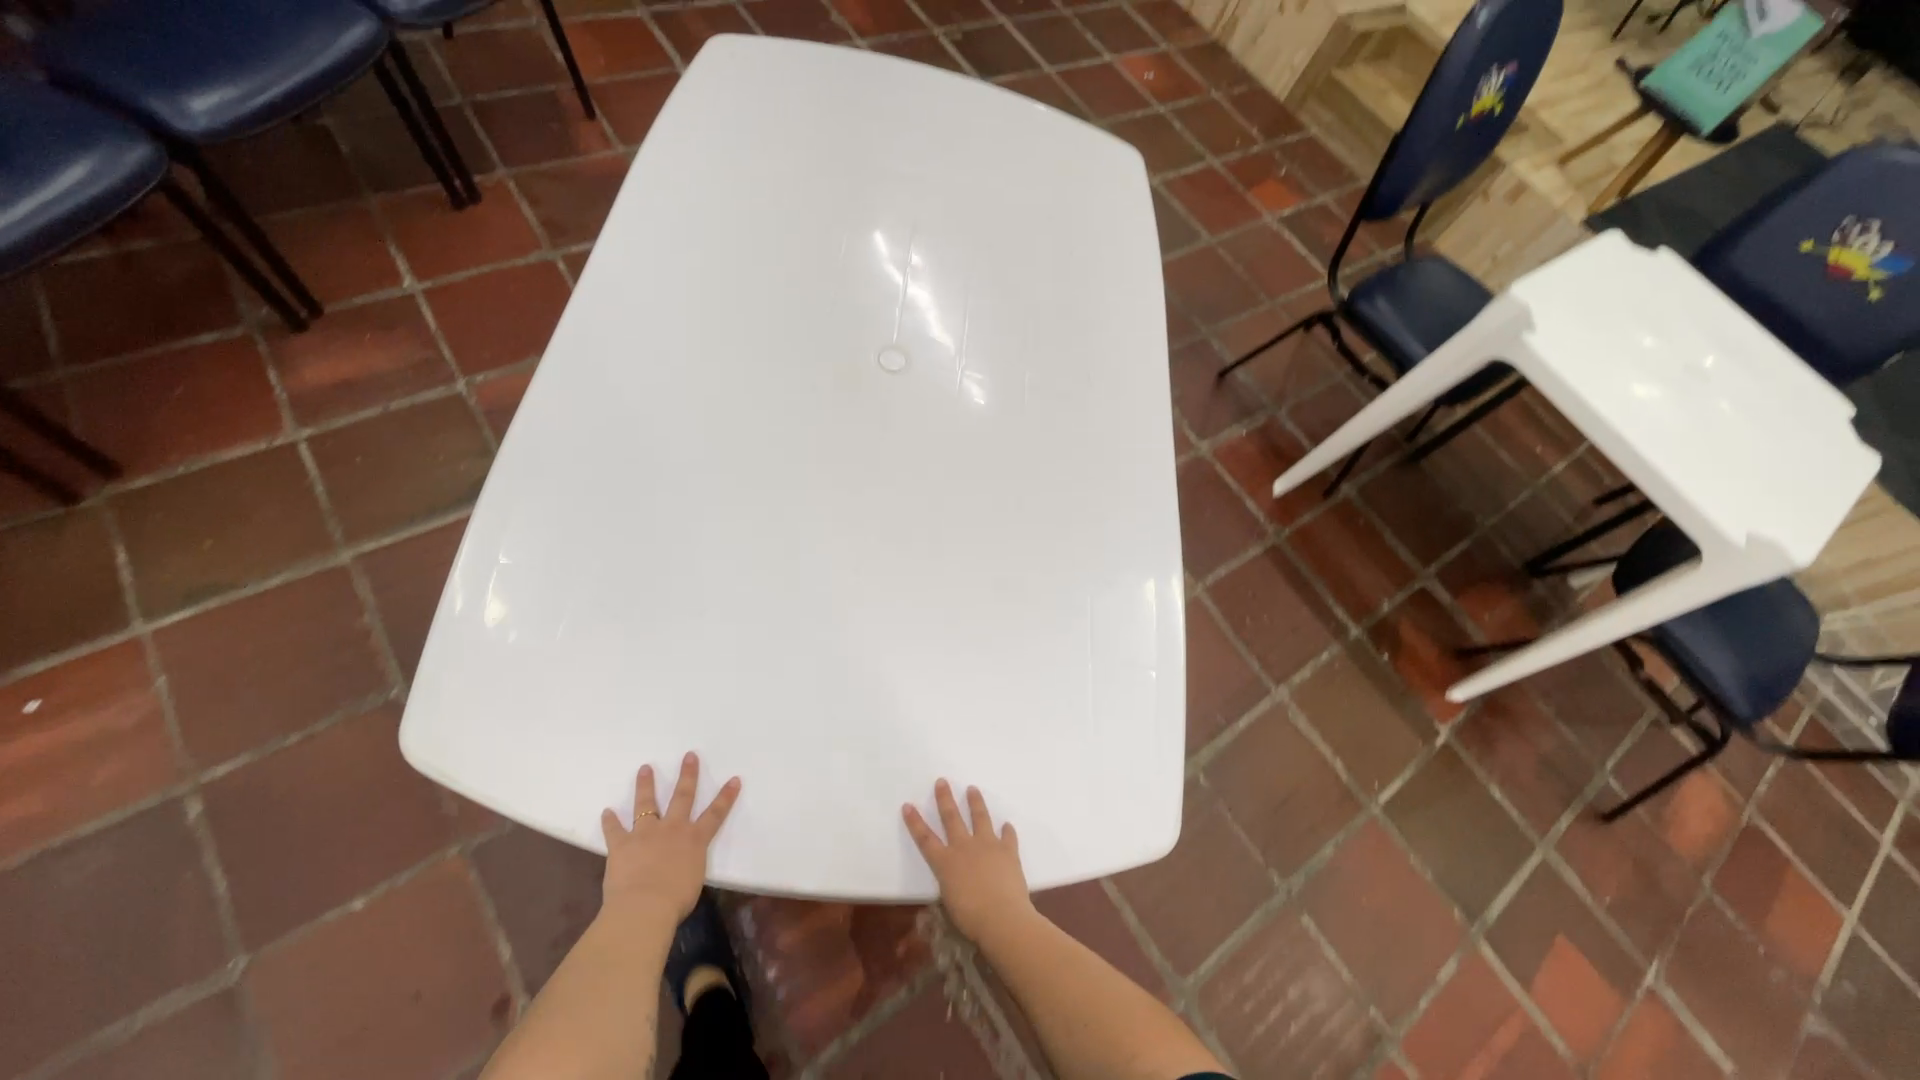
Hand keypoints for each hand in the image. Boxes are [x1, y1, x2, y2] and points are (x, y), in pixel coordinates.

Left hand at [599, 753, 740, 931]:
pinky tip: (607, 812)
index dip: (726, 797)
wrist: (644, 907)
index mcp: (694, 840)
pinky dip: (610, 821)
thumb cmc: (676, 900)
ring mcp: (645, 833)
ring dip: (646, 785)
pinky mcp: (622, 844)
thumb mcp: (692, 881)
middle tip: (689, 756)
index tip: (734, 779)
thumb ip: (688, 866)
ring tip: (645, 769)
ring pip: (646, 803)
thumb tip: (681, 866)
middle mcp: (672, 829)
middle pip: (682, 797)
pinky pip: (614, 829)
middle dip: (688, 775)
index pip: (715, 814)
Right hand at [903, 780, 1036, 943]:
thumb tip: (955, 879)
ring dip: (976, 802)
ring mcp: (988, 846)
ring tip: (972, 789)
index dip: (915, 822)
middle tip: (942, 781)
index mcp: (945, 863)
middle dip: (945, 799)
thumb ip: (950, 884)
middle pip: (952, 818)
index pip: (925, 839)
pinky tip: (1007, 825)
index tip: (908, 805)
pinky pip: (1008, 837)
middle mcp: (964, 848)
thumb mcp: (950, 901)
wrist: (1002, 918)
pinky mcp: (1008, 851)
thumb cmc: (970, 917)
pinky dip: (1007, 830)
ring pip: (980, 818)